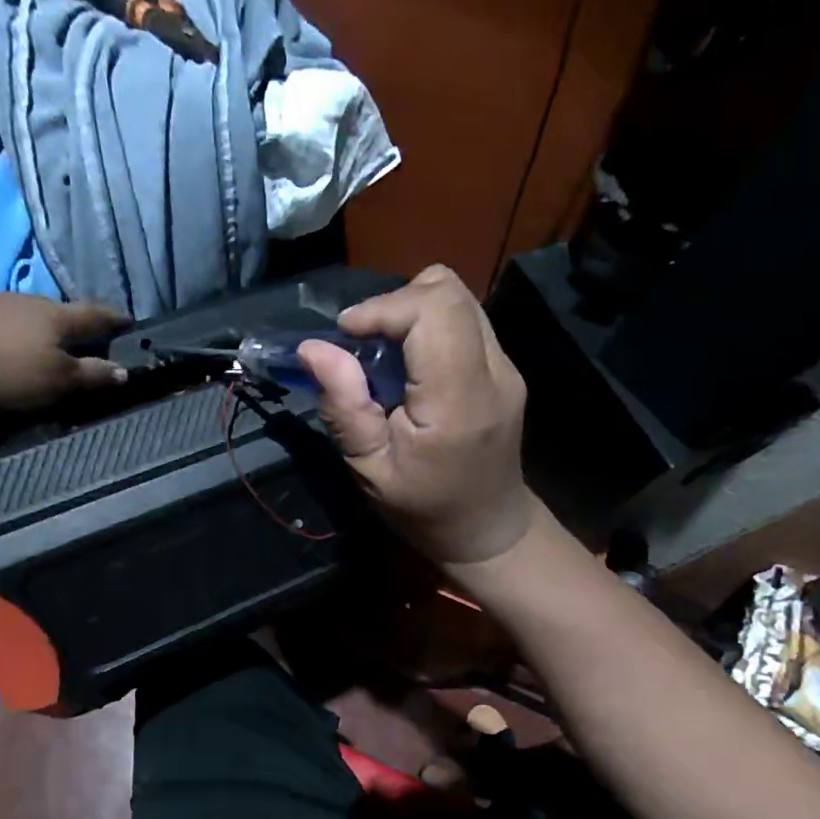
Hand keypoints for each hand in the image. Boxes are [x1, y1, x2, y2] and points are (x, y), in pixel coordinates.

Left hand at [0, 294, 128, 409]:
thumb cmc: (6, 365)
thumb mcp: (57, 378)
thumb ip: (91, 373)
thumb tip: (124, 370)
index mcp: (59, 315)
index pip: (96, 314)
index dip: (115, 319)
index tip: (130, 322)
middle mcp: (30, 301)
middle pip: (62, 310)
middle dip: (78, 321)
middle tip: (91, 334)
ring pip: (30, 313)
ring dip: (43, 326)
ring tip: (51, 340)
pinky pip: (3, 321)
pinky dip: (14, 332)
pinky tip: (9, 343)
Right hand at [297, 265, 536, 565]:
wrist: (487, 528)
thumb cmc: (423, 508)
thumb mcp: (370, 469)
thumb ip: (344, 407)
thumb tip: (313, 348)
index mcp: (457, 401)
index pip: (433, 310)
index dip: (383, 308)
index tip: (345, 335)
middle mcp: (493, 372)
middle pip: (449, 291)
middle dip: (395, 303)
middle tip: (362, 343)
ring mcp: (506, 366)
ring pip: (459, 298)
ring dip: (412, 311)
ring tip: (384, 354)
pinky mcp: (505, 368)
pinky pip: (465, 320)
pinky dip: (428, 325)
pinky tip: (410, 364)